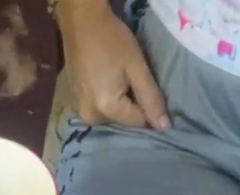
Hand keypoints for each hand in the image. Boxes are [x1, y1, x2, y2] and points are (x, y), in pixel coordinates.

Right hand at [58, 0, 168, 128]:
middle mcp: (90, 117)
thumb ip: (151, 98)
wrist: (81, 21)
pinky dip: (105, 101)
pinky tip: (104, 82)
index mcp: (107, 108)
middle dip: (131, 106)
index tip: (144, 85)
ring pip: (110, 117)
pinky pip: (98, 110)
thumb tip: (164, 127)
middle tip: (129, 80)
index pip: (138, 122)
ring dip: (118, 104)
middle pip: (122, 121)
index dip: (147, 106)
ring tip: (116, 80)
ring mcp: (80, 112)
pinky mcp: (74, 105)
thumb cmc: (112, 39)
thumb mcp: (136, 66)